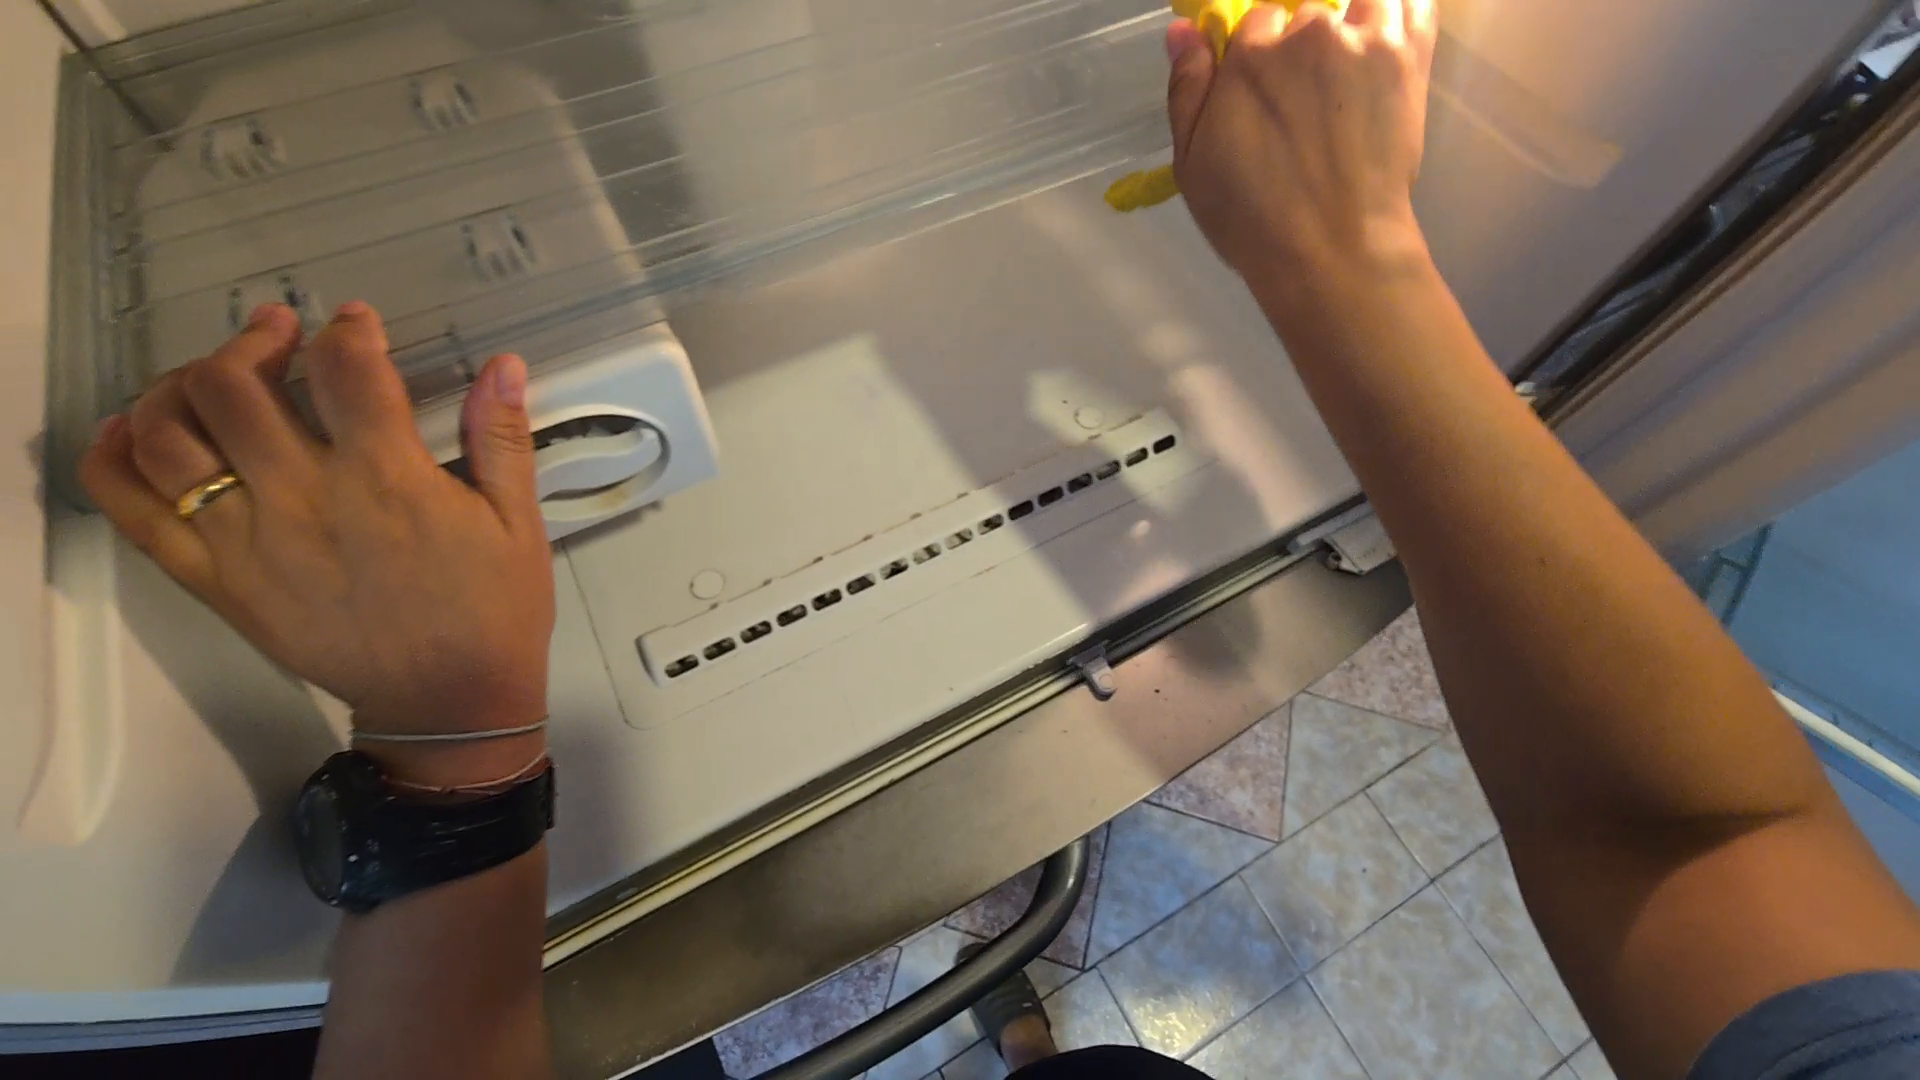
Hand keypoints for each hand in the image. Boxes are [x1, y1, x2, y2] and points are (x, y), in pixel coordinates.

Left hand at [81, 303, 555, 781]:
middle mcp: (306, 498)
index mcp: (390, 481)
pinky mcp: (213, 578)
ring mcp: (246, 540)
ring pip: (169, 431)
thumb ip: (502, 441)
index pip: (348, 372)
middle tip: (281, 333)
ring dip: (183, 383)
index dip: (348, 331)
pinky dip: (118, 452)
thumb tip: (503, 366)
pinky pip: (131, 503)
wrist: (447, 698)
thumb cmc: (495, 607)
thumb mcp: (519, 524)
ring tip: (217, 375)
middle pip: (235, 386)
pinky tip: (143, 428)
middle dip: (256, 340)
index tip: (355, 321)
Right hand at [1167, 0, 1437, 292]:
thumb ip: (1187, 89)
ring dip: (1349, 25)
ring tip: (1345, 77)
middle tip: (1303, 100)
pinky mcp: (1409, 56)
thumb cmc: (1250, 218)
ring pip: (1355, 3)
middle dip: (1300, 44)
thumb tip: (1181, 29)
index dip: (1255, 52)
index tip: (1259, 89)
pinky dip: (1397, 12)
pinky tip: (1384, 38)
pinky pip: (1412, 2)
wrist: (1331, 248)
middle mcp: (1306, 34)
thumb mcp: (1192, 165)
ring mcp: (1363, 40)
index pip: (1254, 21)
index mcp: (1248, 58)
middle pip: (1304, 12)